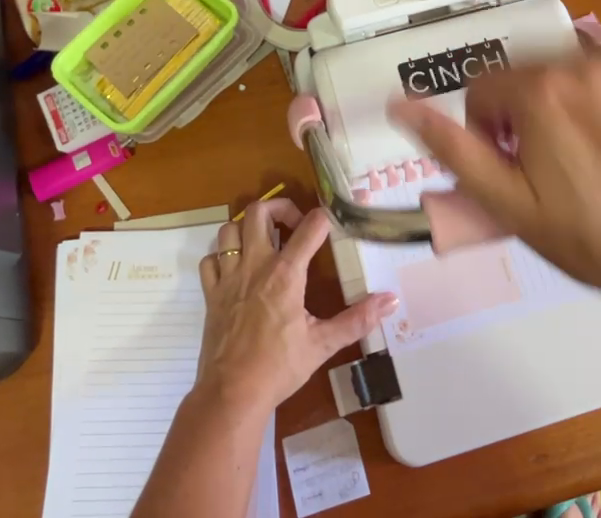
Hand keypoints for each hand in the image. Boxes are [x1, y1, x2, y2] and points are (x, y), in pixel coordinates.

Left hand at [194, 200, 397, 416]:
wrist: (232, 393)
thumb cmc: (279, 367)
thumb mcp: (323, 344)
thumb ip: (358, 319)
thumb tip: (391, 301)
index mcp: (286, 273)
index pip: (310, 227)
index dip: (325, 218)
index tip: (333, 224)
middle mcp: (255, 265)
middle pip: (258, 211)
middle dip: (279, 208)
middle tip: (293, 226)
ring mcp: (228, 277)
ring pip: (230, 229)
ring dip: (247, 229)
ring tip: (264, 242)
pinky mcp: (211, 293)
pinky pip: (210, 260)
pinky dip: (221, 257)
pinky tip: (235, 269)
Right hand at [388, 56, 600, 306]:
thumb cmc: (592, 238)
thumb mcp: (509, 204)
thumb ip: (452, 148)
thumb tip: (399, 105)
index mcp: (539, 91)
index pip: (486, 88)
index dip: (488, 128)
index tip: (510, 164)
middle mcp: (587, 65)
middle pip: (535, 76)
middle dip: (531, 113)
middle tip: (553, 166)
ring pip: (584, 75)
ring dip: (578, 106)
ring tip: (599, 159)